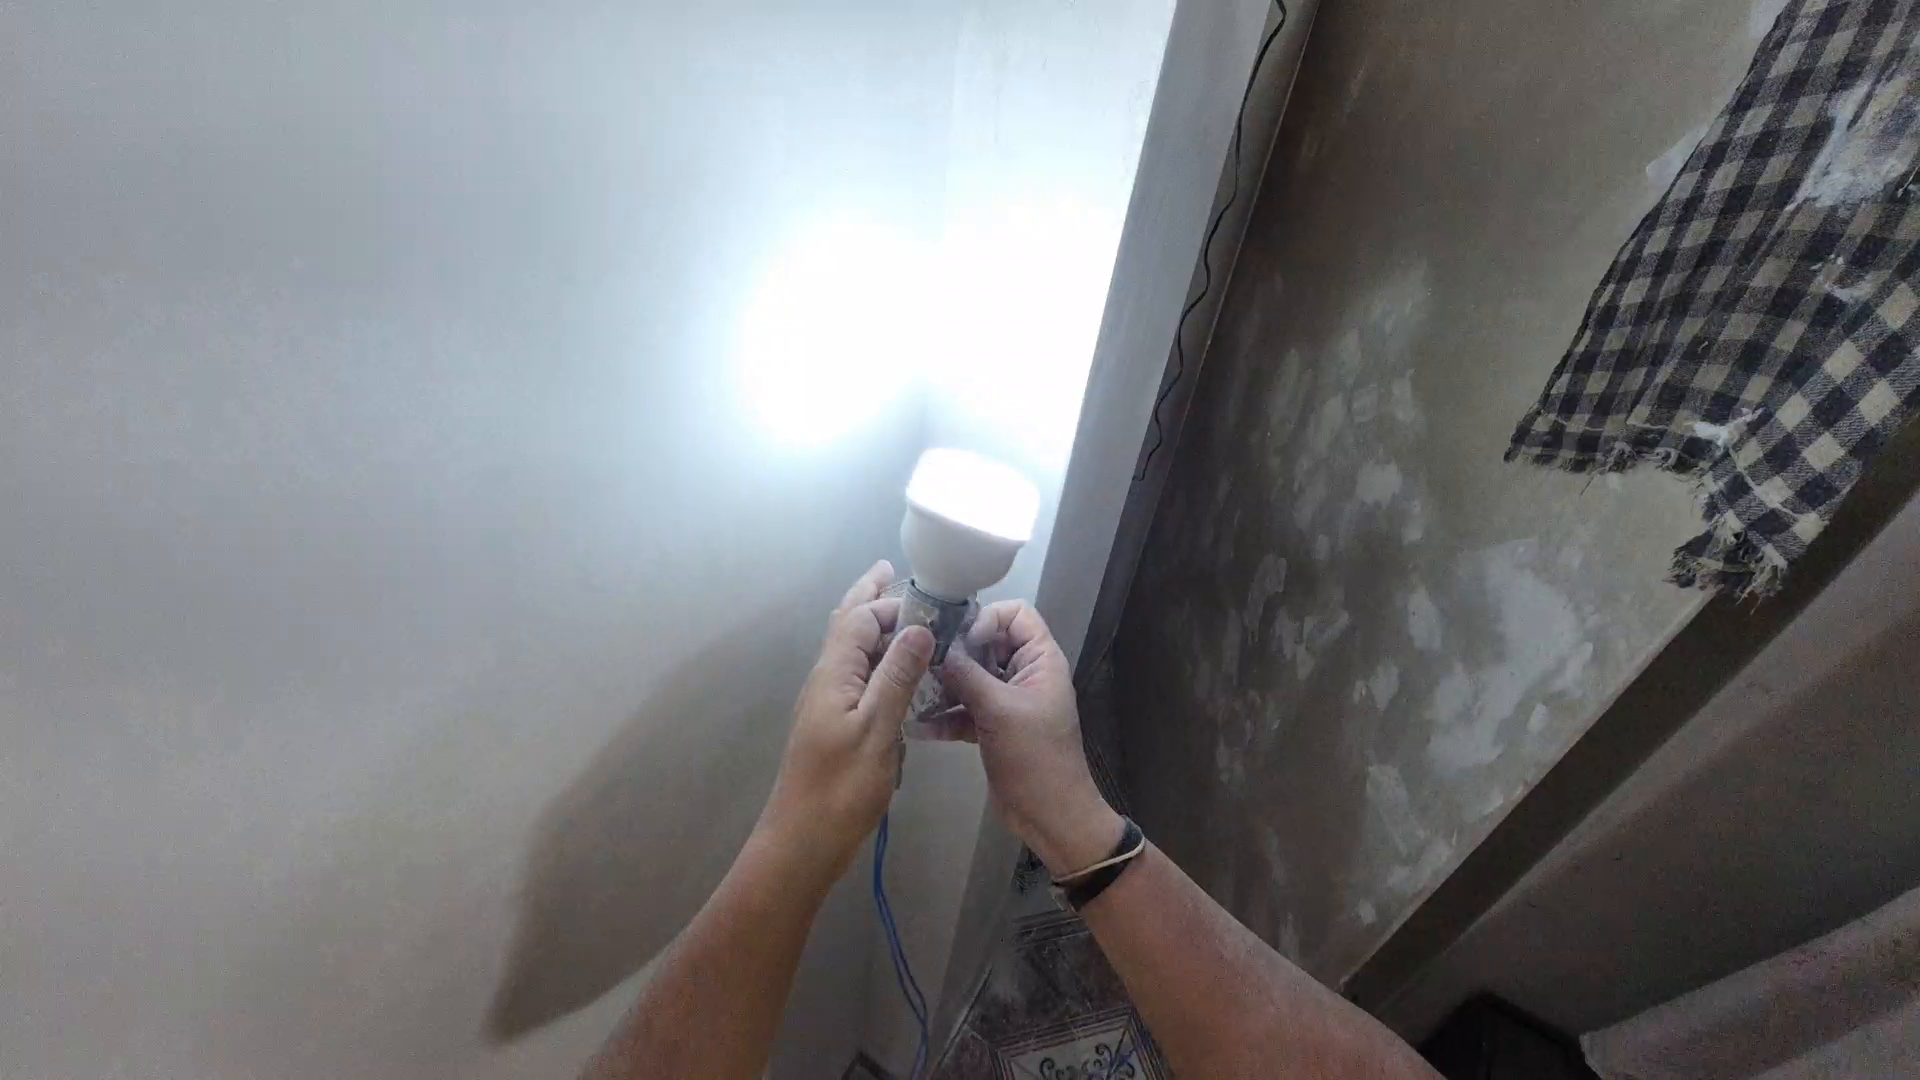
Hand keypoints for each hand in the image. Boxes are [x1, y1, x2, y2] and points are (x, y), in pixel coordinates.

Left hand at [757, 561, 933, 884]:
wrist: (802, 842)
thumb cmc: (840, 787)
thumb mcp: (876, 730)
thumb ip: (896, 677)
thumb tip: (918, 627)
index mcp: (833, 675)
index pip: (859, 619)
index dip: (890, 601)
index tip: (926, 592)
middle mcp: (827, 680)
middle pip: (847, 626)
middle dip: (867, 597)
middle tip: (890, 571)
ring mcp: (829, 703)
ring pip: (851, 651)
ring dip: (872, 625)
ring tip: (898, 609)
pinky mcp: (836, 724)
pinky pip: (857, 676)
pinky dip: (876, 658)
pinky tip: (896, 668)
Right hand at [933, 601, 1122, 877]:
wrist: (1050, 816)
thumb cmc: (1035, 758)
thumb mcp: (999, 712)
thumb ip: (968, 676)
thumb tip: (938, 649)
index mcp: (1040, 660)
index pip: (1016, 614)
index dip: (987, 619)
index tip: (961, 640)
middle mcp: (1025, 674)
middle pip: (988, 643)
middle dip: (957, 652)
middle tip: (925, 661)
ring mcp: (1008, 700)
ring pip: (973, 677)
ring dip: (946, 684)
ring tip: (915, 691)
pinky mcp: (994, 726)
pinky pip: (967, 708)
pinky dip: (947, 715)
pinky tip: (920, 726)